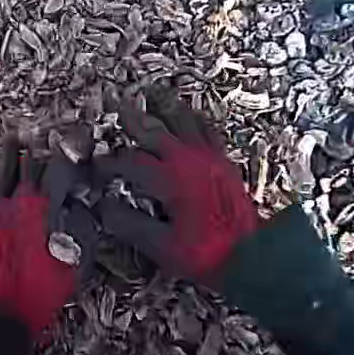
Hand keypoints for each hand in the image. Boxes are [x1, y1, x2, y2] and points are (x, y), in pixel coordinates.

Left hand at [0, 137, 95, 335]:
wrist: (7, 304)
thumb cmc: (45, 285)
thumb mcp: (77, 259)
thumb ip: (82, 229)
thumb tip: (85, 207)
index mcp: (46, 207)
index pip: (57, 171)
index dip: (64, 154)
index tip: (69, 139)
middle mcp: (21, 202)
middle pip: (28, 167)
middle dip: (35, 149)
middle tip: (38, 132)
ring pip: (1, 175)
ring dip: (6, 156)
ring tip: (10, 138)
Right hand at [93, 90, 258, 281]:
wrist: (256, 258)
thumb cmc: (207, 254)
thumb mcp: (161, 246)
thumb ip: (129, 224)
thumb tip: (104, 206)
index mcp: (169, 180)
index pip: (129, 162)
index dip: (109, 163)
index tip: (97, 169)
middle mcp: (188, 162)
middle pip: (154, 131)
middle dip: (133, 120)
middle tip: (117, 109)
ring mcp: (209, 159)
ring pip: (183, 122)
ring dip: (164, 108)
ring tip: (152, 96)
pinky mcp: (224, 162)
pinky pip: (207, 130)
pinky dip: (194, 119)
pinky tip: (189, 116)